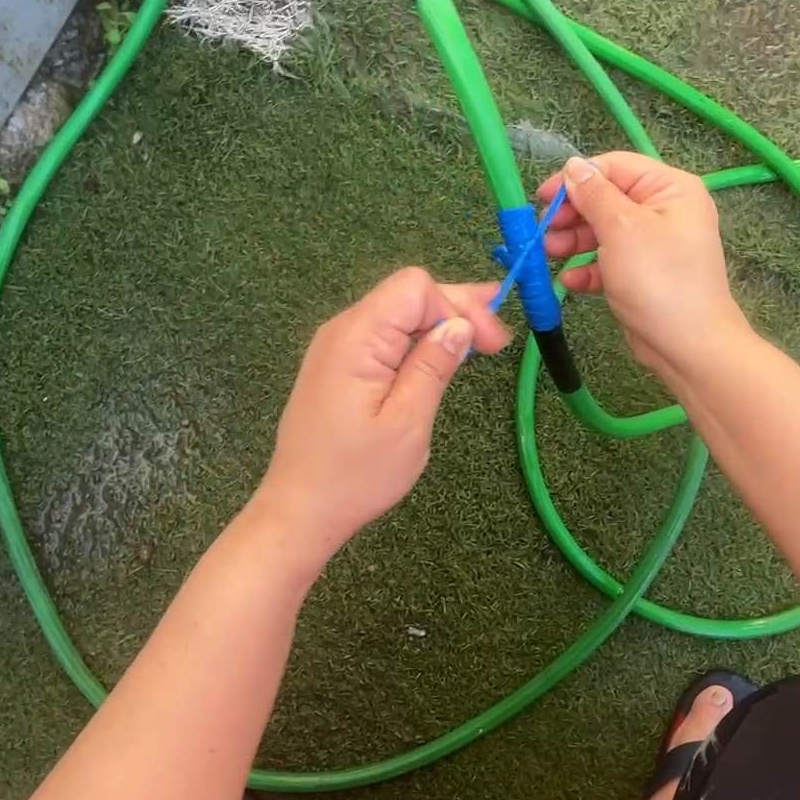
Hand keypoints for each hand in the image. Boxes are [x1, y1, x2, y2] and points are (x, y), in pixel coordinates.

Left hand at [253, 267, 510, 555]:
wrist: (300, 510)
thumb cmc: (355, 475)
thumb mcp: (406, 423)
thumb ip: (433, 367)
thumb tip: (460, 325)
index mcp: (356, 338)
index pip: (414, 288)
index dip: (458, 306)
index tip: (491, 345)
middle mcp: (342, 331)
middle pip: (406, 296)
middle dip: (455, 309)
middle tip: (498, 338)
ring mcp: (335, 348)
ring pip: (395, 315)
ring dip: (438, 325)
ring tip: (481, 340)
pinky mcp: (336, 368)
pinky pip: (381, 338)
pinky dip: (415, 342)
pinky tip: (440, 355)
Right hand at [538, 154, 752, 384]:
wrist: (687, 345)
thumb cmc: (657, 279)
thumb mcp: (622, 230)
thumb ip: (594, 195)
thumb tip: (573, 166)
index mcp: (670, 188)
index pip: (615, 167)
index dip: (576, 179)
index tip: (542, 197)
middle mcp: (664, 211)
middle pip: (606, 200)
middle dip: (572, 215)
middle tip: (543, 232)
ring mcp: (652, 245)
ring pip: (602, 232)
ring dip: (573, 243)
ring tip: (548, 256)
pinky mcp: (641, 274)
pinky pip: (608, 262)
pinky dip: (587, 269)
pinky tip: (571, 282)